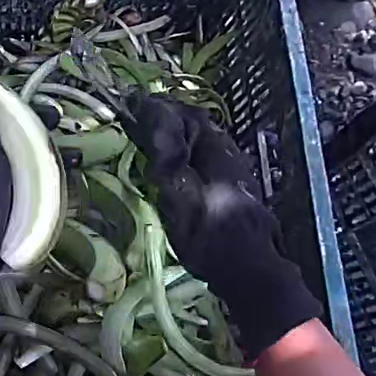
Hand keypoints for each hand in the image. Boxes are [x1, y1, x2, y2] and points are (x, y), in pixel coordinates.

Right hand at [123, 95, 321, 357]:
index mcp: (213, 146)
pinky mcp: (230, 185)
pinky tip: (169, 164)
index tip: (128, 105)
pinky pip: (200, 155)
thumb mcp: (179, 192)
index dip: (153, 106)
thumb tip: (151, 111)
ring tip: (145, 139)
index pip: (180, 112)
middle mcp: (226, 149)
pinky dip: (180, 152)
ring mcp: (231, 167)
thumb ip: (167, 151)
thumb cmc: (208, 233)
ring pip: (196, 139)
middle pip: (191, 123)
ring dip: (172, 135)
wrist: (248, 270)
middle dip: (162, 117)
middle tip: (133, 120)